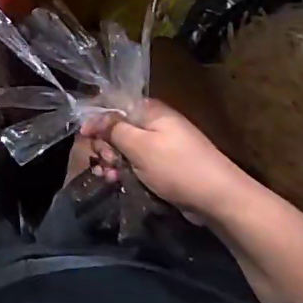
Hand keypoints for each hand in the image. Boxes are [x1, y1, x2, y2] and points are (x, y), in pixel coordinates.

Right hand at [82, 99, 263, 222]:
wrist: (218, 198)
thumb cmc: (177, 167)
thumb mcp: (140, 146)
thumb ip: (114, 129)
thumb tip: (93, 116)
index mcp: (150, 110)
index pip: (114, 105)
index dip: (96, 119)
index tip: (84, 137)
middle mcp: (154, 123)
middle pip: (117, 128)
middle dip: (104, 145)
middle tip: (105, 162)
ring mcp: (160, 145)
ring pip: (125, 148)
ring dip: (112, 161)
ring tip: (109, 177)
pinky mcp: (163, 166)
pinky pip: (136, 163)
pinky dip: (125, 171)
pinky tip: (117, 181)